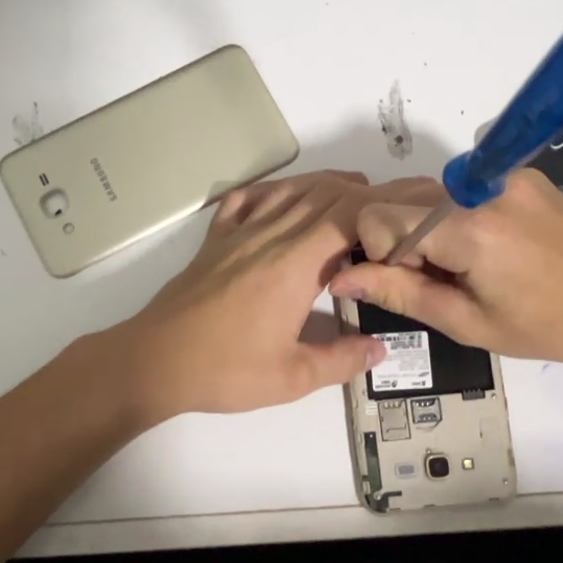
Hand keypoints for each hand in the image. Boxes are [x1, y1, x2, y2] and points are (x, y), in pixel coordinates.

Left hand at [113, 170, 394, 421]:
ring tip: (353, 188)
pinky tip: (281, 196)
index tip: (407, 214)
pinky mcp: (214, 241)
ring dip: (324, 183)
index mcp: (294, 265)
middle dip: (364, 192)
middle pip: (323, 195)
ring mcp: (238, 234)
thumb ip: (340, 360)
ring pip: (288, 191)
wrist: (154, 361)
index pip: (348, 216)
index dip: (382, 208)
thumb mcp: (291, 378)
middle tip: (392, 201)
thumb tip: (380, 349)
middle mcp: (269, 237)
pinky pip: (246, 199)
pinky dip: (272, 189)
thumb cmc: (224, 370)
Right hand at [327, 169, 562, 392]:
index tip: (410, 282)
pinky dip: (455, 214)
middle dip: (402, 240)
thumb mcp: (465, 322)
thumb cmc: (543, 327)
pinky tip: (486, 248)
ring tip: (463, 266)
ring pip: (428, 191)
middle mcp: (482, 187)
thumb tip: (341, 279)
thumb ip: (398, 293)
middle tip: (439, 279)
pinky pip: (461, 187)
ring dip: (426, 227)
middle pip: (401, 199)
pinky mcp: (520, 173)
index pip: (379, 216)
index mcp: (469, 228)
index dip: (378, 253)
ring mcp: (505, 175)